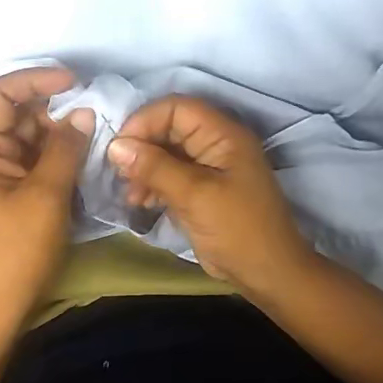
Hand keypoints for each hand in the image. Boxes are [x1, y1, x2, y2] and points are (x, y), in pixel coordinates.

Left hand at [0, 67, 93, 324]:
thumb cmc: (16, 250)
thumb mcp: (45, 196)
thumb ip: (64, 150)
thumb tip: (82, 113)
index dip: (33, 79)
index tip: (73, 80)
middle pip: (17, 114)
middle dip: (54, 109)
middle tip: (93, 114)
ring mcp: (1, 177)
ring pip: (31, 139)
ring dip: (61, 134)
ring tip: (95, 137)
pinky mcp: (16, 196)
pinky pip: (38, 163)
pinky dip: (60, 158)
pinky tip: (85, 160)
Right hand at [106, 95, 316, 297]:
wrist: (267, 274)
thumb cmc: (238, 229)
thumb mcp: (194, 195)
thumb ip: (155, 167)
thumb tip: (116, 146)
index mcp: (223, 135)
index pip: (177, 109)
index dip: (145, 121)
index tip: (120, 147)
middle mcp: (215, 145)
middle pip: (168, 129)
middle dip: (141, 147)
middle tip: (120, 173)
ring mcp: (207, 168)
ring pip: (165, 153)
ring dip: (143, 169)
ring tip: (130, 194)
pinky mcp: (199, 190)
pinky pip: (168, 175)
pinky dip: (151, 185)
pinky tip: (139, 202)